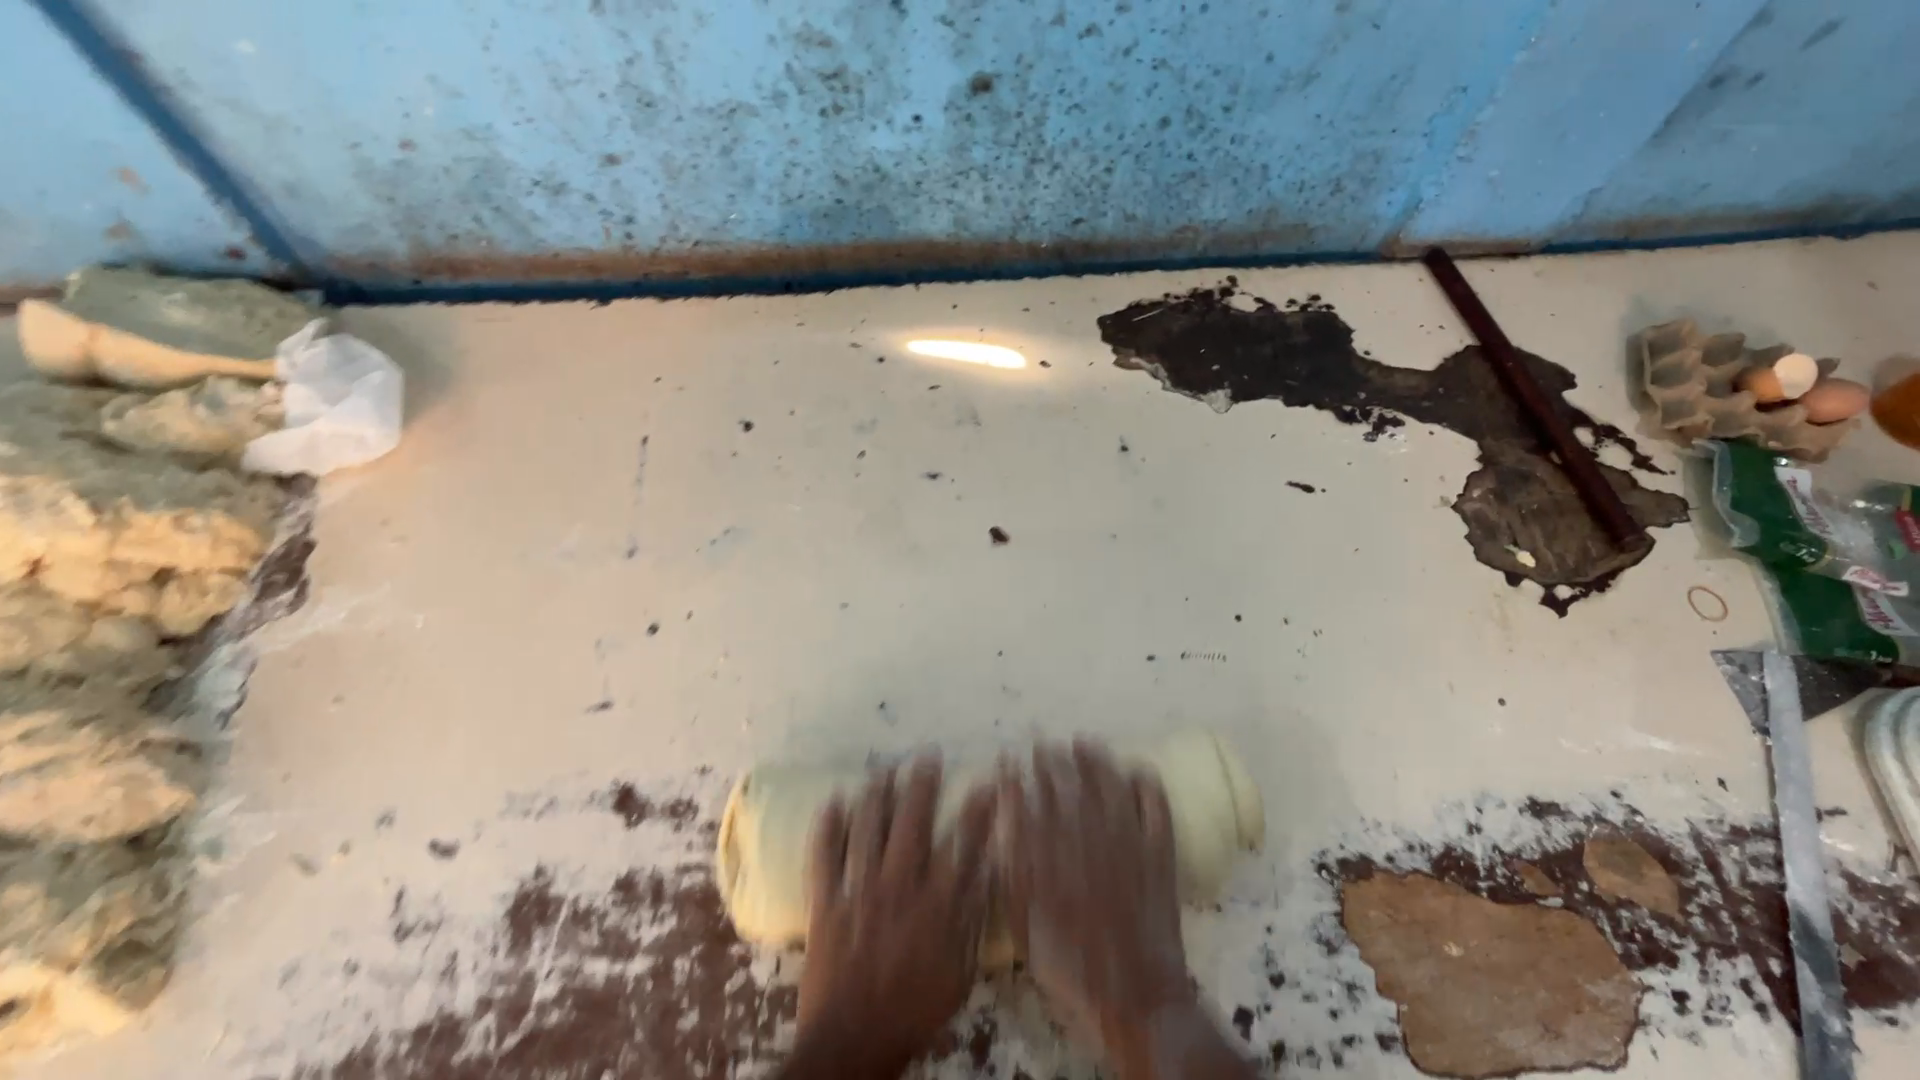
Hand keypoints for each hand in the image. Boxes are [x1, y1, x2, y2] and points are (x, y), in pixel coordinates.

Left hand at [786, 753, 995, 1079]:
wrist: (853, 1040)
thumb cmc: (915, 1008)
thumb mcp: (960, 970)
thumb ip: (974, 918)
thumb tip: (991, 871)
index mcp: (936, 904)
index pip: (962, 845)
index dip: (977, 811)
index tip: (988, 781)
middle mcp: (899, 887)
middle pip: (912, 824)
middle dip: (922, 785)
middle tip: (927, 756)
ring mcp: (859, 891)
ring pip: (867, 829)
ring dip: (877, 795)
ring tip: (883, 768)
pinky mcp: (826, 903)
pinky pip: (824, 857)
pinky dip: (828, 828)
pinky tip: (833, 802)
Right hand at [1000, 739, 1255, 1079]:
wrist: (1134, 998)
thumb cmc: (1071, 970)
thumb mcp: (1026, 930)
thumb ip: (1014, 878)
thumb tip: (1006, 832)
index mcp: (1052, 858)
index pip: (1031, 805)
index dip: (1018, 779)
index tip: (1010, 758)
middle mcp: (1088, 841)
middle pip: (1067, 790)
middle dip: (1052, 762)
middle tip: (1042, 743)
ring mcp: (1128, 844)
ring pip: (1110, 789)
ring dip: (1095, 763)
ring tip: (1083, 743)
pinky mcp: (1159, 855)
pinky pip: (1155, 811)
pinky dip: (1147, 788)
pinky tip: (1138, 770)